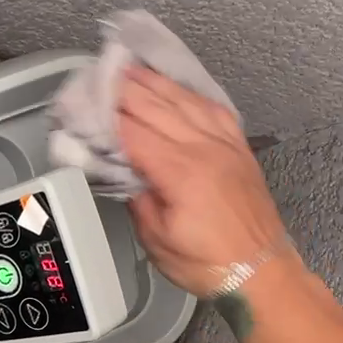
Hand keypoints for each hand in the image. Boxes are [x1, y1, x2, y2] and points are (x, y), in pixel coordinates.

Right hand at [119, 67, 287, 296]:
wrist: (260, 272)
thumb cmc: (209, 263)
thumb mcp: (157, 239)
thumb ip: (137, 199)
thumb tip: (121, 173)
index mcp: (182, 173)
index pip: (133, 133)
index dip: (105, 117)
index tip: (82, 106)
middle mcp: (206, 150)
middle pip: (157, 107)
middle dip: (123, 91)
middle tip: (96, 78)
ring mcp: (226, 145)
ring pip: (184, 100)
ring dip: (154, 83)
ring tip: (129, 70)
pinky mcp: (238, 149)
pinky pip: (212, 109)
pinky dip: (188, 93)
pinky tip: (174, 87)